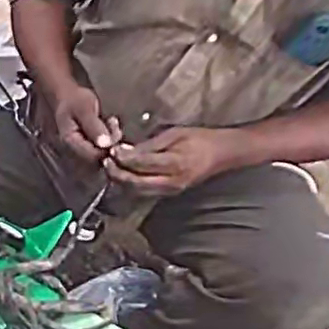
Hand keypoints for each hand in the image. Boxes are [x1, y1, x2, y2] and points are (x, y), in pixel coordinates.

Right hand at [46, 84, 122, 162]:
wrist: (69, 96)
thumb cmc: (74, 101)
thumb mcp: (84, 109)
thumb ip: (93, 126)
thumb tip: (106, 144)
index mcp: (71, 142)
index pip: (91, 156)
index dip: (107, 148)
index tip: (115, 132)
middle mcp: (76, 149)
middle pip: (98, 157)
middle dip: (111, 142)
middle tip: (113, 123)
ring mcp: (83, 148)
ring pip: (103, 152)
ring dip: (113, 138)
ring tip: (111, 121)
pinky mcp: (90, 144)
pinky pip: (104, 147)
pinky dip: (112, 136)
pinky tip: (111, 123)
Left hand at [105, 126, 244, 195]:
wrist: (222, 154)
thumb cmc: (199, 139)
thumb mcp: (174, 134)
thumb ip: (148, 146)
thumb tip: (123, 151)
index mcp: (175, 163)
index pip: (141, 164)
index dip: (123, 159)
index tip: (111, 151)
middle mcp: (171, 182)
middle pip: (135, 183)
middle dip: (116, 173)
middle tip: (106, 162)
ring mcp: (170, 191)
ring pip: (136, 190)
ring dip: (121, 180)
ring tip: (111, 167)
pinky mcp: (168, 194)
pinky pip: (143, 192)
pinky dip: (130, 184)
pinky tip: (124, 174)